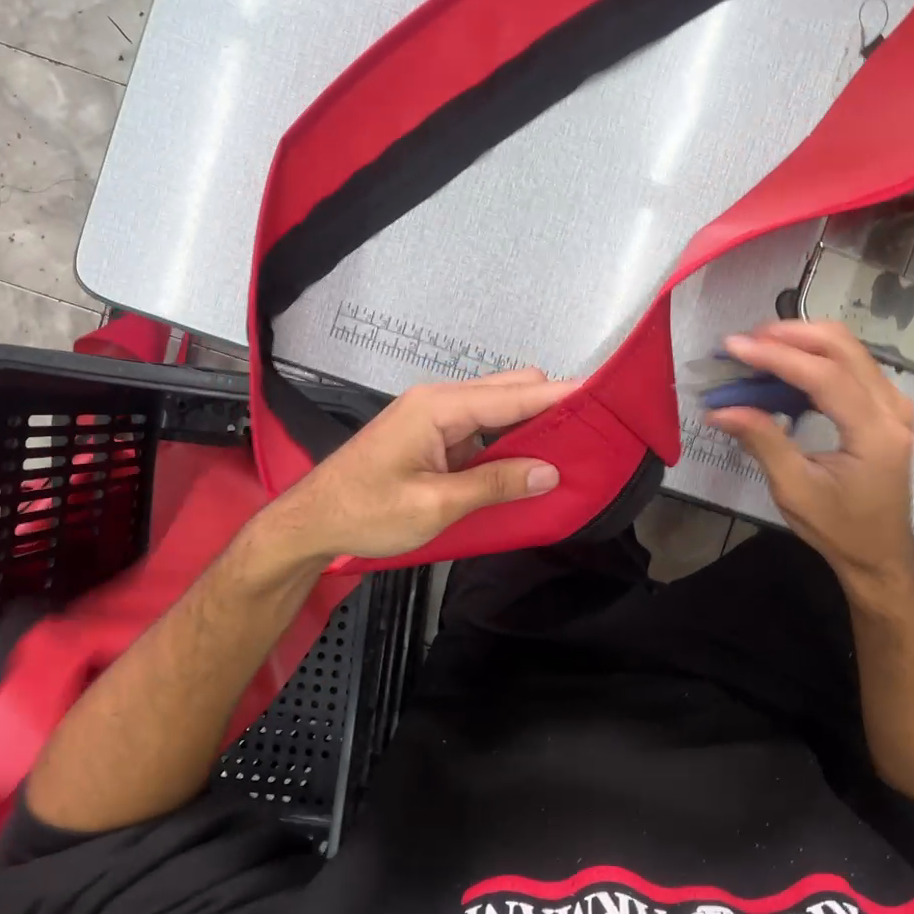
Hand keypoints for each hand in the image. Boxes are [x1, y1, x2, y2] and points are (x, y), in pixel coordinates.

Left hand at [259, 368, 576, 561]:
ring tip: (568, 450)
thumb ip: (494, 485)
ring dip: (530, 427)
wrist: (312, 523)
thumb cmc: (364, 512)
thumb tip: (548, 472)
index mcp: (438, 407)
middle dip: (550, 407)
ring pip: (498, 409)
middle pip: (509, 390)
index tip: (600, 397)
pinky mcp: (433, 437)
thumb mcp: (434, 506)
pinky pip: (482, 430)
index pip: (513, 394)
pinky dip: (508, 443)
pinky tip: (529, 465)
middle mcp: (439, 401)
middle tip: (588, 434)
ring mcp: (435, 418)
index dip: (559, 395)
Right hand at [706, 321, 913, 609]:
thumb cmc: (839, 528)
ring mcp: (893, 403)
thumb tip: (720, 409)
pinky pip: (849, 365)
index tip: (734, 347)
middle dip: (788, 335)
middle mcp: (892, 408)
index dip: (777, 356)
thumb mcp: (794, 490)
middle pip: (841, 346)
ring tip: (755, 351)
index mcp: (875, 432)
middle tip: (744, 342)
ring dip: (799, 342)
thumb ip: (762, 441)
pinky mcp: (885, 406)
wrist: (880, 552)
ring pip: (846, 349)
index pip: (825, 375)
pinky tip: (780, 369)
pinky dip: (812, 358)